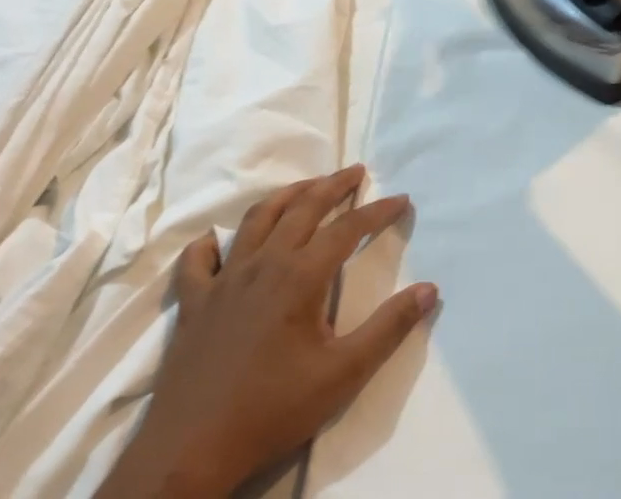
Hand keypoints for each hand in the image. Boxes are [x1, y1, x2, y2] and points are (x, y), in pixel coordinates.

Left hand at [98, 165, 437, 498]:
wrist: (193, 448)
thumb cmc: (275, 409)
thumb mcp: (344, 373)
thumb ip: (389, 327)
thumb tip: (428, 289)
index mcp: (300, 277)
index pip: (347, 229)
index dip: (377, 211)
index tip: (401, 199)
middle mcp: (262, 265)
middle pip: (301, 209)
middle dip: (332, 186)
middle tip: (355, 172)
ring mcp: (222, 282)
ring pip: (254, 221)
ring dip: (284, 197)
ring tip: (304, 188)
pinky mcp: (194, 304)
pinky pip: (198, 261)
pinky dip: (211, 243)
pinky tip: (217, 241)